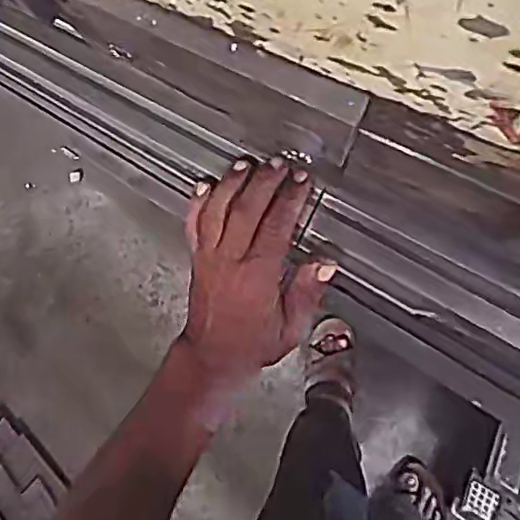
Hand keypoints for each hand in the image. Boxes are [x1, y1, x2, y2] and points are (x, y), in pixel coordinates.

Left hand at [179, 157, 334, 385]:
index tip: (301, 182)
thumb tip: (324, 264)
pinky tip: (206, 184)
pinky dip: (198, 201)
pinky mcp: (196, 256)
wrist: (213, 356)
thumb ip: (307, 292)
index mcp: (256, 277)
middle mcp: (229, 262)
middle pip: (246, 210)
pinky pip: (194, 223)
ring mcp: (209, 256)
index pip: (275, 227)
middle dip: (265, 182)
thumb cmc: (252, 343)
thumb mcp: (291, 328)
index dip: (289, 200)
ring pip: (218, 210)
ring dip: (233, 184)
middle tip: (279, 164)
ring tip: (247, 164)